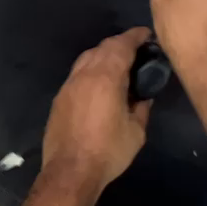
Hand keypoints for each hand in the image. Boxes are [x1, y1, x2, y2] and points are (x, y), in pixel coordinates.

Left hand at [40, 27, 152, 195]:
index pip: (121, 45)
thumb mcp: (136, 131)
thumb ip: (142, 107)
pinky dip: (92, 69)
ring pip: (87, 58)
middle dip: (120, 44)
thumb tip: (144, 95)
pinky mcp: (60, 97)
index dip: (135, 36)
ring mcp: (69, 85)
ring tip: (119, 65)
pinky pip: (78, 73)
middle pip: (103, 48)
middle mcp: (84, 74)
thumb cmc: (108, 151)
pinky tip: (100, 82)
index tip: (146, 34)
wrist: (71, 171)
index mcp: (106, 77)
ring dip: (104, 55)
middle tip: (137, 50)